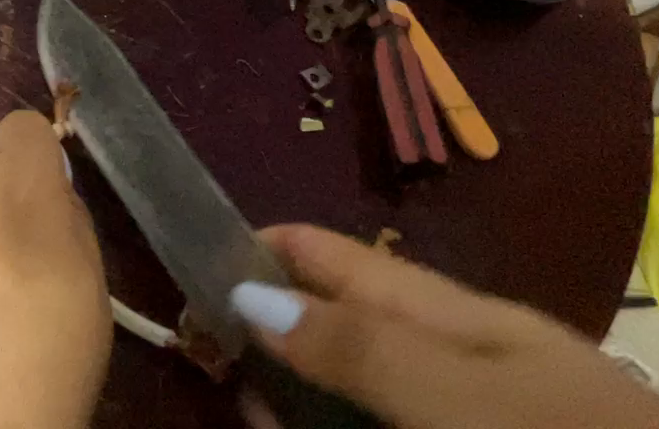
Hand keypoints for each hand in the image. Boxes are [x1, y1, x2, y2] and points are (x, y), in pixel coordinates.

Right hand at [231, 225, 658, 428]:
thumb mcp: (473, 393)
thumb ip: (363, 346)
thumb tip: (245, 291)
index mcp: (443, 308)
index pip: (322, 253)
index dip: (254, 247)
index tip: (184, 263)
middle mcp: (439, 351)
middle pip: (322, 318)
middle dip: (258, 328)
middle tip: (200, 358)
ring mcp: (448, 403)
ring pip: (341, 379)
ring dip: (285, 391)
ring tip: (245, 407)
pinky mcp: (452, 423)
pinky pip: (369, 419)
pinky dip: (324, 422)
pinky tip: (297, 427)